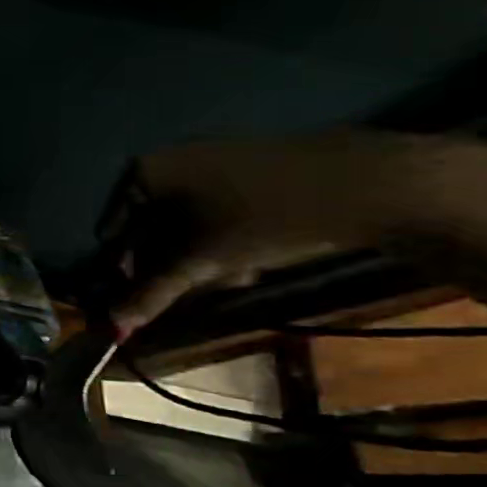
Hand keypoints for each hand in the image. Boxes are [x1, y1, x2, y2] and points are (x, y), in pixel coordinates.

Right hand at [109, 133, 429, 332]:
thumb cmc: (266, 218)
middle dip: (170, 264)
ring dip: (199, 258)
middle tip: (198, 289)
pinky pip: (214, 211)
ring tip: (234, 277)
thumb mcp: (203, 262)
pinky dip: (222, 239)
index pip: (113, 231)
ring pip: (183, 224)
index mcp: (145, 172)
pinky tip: (252, 259)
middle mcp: (170, 160)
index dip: (127, 267)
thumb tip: (112, 327)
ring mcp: (211, 161)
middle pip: (148, 227)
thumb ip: (152, 293)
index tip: (152, 294)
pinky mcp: (249, 169)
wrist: (374, 184)